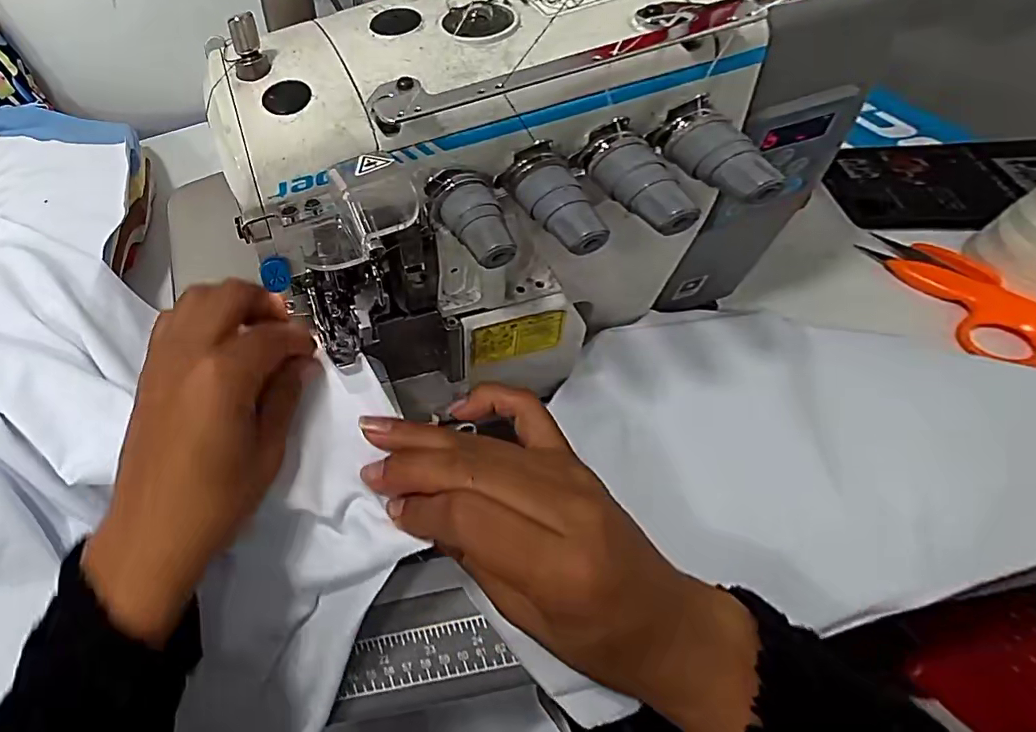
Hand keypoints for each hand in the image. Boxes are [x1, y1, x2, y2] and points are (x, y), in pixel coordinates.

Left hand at [83, 280, 317, 645]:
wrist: (151, 531)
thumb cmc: (215, 501)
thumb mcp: (267, 452)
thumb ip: (285, 396)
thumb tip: (300, 363)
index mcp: (224, 374)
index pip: (270, 335)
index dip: (297, 338)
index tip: (310, 349)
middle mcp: (189, 352)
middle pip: (229, 296)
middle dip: (263, 302)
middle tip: (284, 327)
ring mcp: (164, 357)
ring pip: (197, 297)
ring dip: (228, 302)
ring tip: (250, 327)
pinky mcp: (148, 368)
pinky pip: (173, 319)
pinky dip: (198, 315)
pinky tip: (215, 342)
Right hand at [359, 386, 758, 731]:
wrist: (664, 622)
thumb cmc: (598, 637)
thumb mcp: (525, 616)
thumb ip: (470, 555)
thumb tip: (417, 512)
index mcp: (556, 562)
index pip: (468, 514)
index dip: (419, 505)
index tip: (387, 503)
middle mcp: (565, 507)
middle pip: (470, 469)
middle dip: (412, 464)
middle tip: (371, 461)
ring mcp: (571, 474)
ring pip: (484, 442)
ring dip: (429, 435)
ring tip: (387, 431)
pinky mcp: (573, 457)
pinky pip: (527, 412)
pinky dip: (490, 398)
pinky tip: (457, 407)